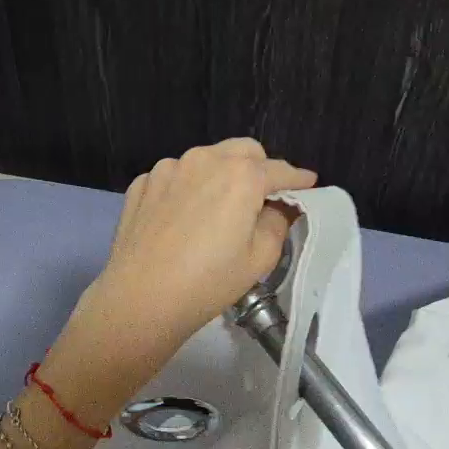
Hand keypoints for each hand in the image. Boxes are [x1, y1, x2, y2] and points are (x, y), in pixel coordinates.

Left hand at [73, 140, 315, 366]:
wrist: (140, 297)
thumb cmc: (208, 281)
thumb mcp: (259, 257)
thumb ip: (278, 222)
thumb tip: (281, 205)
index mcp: (240, 175)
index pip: (279, 170)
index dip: (297, 179)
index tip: (308, 184)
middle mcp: (203, 159)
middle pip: (242, 151)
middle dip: (259, 167)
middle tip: (264, 196)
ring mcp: (167, 169)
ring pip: (205, 159)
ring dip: (219, 173)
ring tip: (220, 207)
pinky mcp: (141, 184)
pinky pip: (174, 177)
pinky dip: (186, 188)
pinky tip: (183, 218)